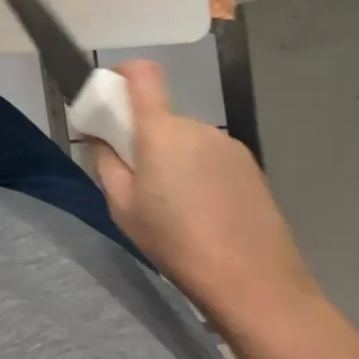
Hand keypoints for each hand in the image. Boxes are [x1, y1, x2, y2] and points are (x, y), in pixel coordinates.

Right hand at [90, 61, 320, 323]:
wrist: (256, 284)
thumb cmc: (176, 242)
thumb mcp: (122, 207)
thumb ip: (106, 163)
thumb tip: (102, 139)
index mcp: (161, 130)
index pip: (143, 74)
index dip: (123, 74)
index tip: (110, 98)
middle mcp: (197, 127)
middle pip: (162, 116)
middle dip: (145, 136)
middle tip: (138, 178)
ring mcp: (229, 147)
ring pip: (187, 139)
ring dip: (174, 157)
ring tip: (175, 204)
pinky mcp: (252, 169)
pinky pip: (211, 157)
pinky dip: (199, 172)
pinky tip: (204, 212)